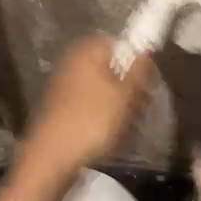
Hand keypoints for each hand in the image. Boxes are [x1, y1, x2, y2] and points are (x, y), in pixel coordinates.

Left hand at [22, 34, 154, 174]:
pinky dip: (101, 113)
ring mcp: (64, 81)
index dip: (138, 62)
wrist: (51, 156)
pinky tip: (108, 133)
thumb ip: (139, 69)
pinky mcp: (60, 104)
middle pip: (111, 66)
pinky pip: (89, 102)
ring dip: (117, 103)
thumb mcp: (125, 95)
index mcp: (86, 48)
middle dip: (128, 86)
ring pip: (102, 87)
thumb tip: (147, 48)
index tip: (149, 84)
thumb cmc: (92, 120)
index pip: (120, 44)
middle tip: (141, 108)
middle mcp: (73, 59)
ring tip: (126, 125)